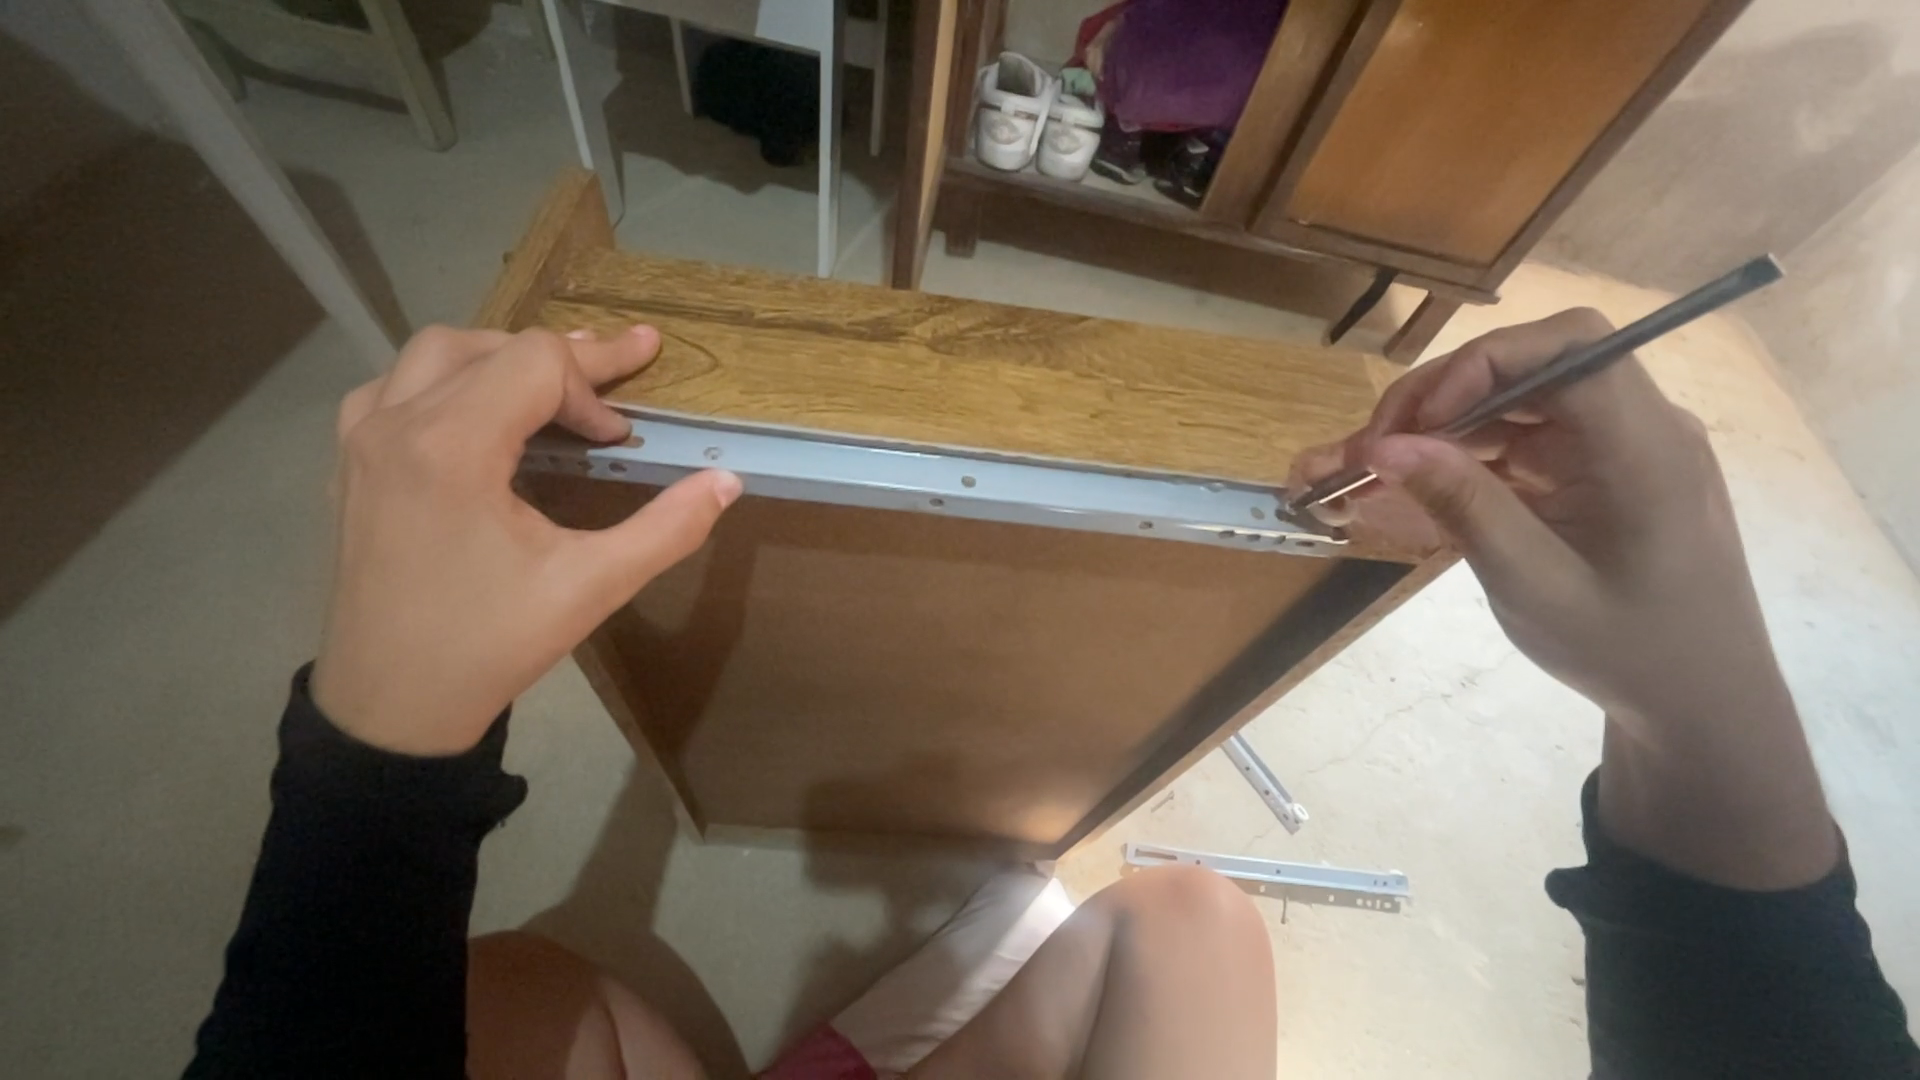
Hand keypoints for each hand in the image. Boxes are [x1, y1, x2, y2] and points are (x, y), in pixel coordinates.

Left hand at [311, 325, 740, 756]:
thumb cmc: (493, 642)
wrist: (391, 703)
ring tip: (554, 391)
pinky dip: (452, 382)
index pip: (535, 362)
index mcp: (452, 446)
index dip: (595, 384)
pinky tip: (483, 419)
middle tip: (613, 385)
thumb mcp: (594, 586)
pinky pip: (398, 386)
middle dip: (560, 360)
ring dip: (502, 359)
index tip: (624, 438)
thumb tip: (727, 481)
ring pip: (436, 354)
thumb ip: (668, 528)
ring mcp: (361, 440)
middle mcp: (395, 424)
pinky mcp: (350, 464)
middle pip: (488, 344)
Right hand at [1290, 308, 1832, 886]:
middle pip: (1521, 366)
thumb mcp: (1531, 582)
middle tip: (1367, 453)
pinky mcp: (1578, 471)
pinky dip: (1447, 458)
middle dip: (1432, 399)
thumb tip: (1384, 446)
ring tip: (1359, 472)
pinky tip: (1398, 487)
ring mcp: (1602, 448)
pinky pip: (1504, 443)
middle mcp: (1627, 428)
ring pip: (1501, 401)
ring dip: (1427, 429)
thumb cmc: (1623, 646)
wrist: (1691, 697)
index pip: (1567, 347)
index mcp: (1642, 446)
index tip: (1409, 426)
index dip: (1476, 366)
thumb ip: (1463, 504)